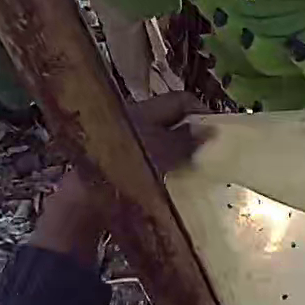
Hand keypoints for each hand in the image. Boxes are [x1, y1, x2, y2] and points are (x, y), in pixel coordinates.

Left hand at [26, 93, 208, 265]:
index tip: (219, 130)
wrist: (84, 204)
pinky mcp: (120, 165)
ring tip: (198, 167)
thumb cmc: (126, 168)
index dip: (203, 111)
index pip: (181, 100)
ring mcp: (124, 143)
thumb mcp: (164, 151)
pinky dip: (168, 164)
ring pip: (164, 139)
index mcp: (142, 109)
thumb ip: (188, 140)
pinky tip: (177, 179)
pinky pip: (153, 157)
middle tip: (211, 149)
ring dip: (182, 151)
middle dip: (193, 133)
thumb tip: (212, 131)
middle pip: (173, 120)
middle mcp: (132, 120)